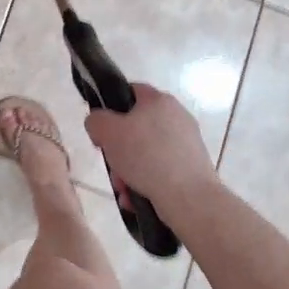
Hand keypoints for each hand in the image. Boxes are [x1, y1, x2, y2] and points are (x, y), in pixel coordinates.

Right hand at [84, 83, 219, 213]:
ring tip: (123, 189)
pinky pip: (160, 171)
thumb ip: (95, 120)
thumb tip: (100, 124)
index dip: (110, 106)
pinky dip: (146, 183)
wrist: (189, 197)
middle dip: (119, 149)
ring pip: (147, 153)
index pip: (130, 90)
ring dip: (129, 170)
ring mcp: (188, 144)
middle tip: (111, 164)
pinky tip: (136, 198)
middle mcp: (177, 117)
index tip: (101, 128)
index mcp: (159, 100)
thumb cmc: (146, 156)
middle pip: (136, 127)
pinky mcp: (193, 168)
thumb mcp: (107, 131)